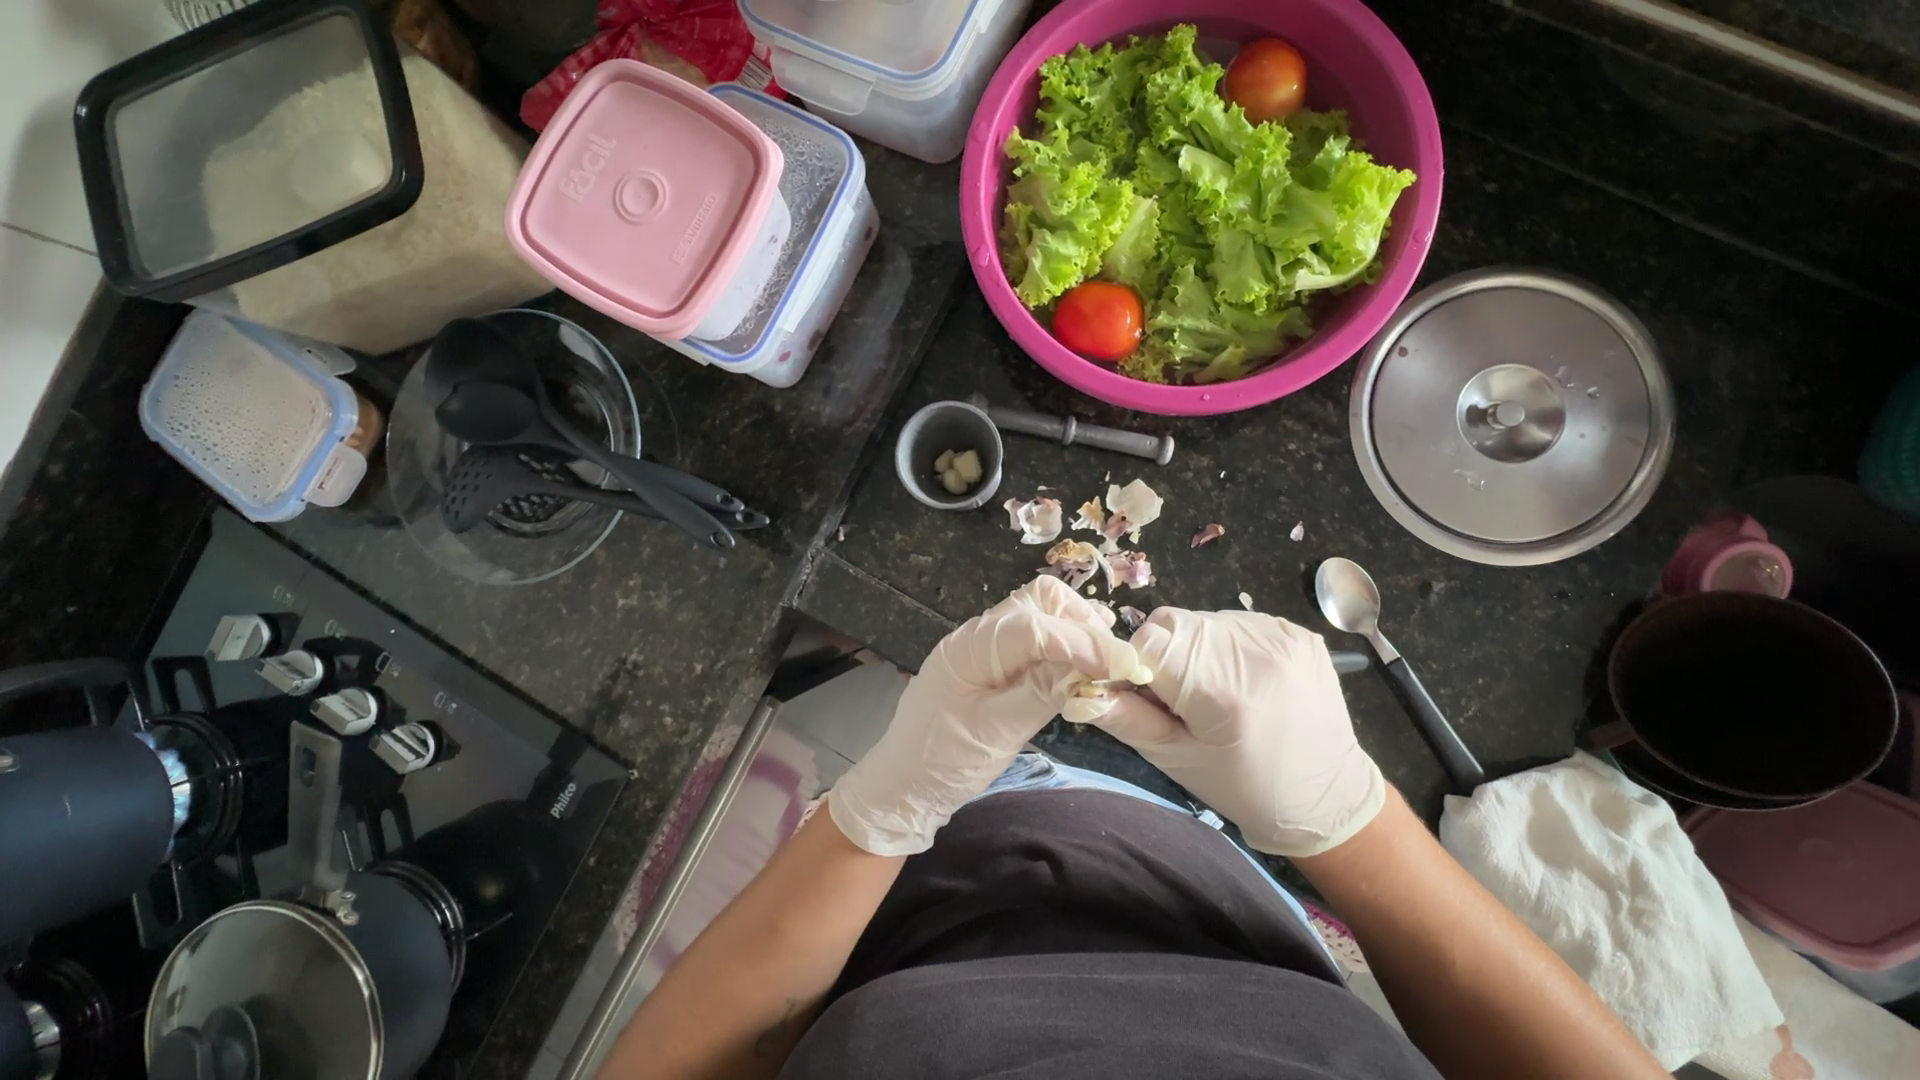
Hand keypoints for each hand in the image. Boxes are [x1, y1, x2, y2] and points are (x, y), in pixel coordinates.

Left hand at [829, 576, 1140, 855]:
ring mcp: (985, 646)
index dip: (1084, 642)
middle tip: (1113, 663)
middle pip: (1041, 600)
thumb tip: (1092, 669)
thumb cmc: (942, 763)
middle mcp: (978, 635)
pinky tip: (1079, 673)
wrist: (903, 787)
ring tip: (1102, 666)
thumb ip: (1042, 693)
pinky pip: (1035, 637)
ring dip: (1076, 631)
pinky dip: (1063, 647)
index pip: (1036, 626)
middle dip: (1083, 623)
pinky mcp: (994, 663)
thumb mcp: (996, 733)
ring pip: (1041, 612)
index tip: (1123, 667)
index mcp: (970, 648)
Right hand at [1096, 609, 1384, 856]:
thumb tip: (1078, 689)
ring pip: (1203, 619)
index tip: (1148, 698)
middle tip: (1180, 699)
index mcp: (1221, 688)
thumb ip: (1125, 718)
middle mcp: (1253, 650)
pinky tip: (1242, 680)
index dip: (1136, 666)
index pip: (1148, 640)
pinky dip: (1227, 645)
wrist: (1326, 798)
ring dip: (1195, 647)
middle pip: (1174, 623)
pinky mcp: (1299, 632)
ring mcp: (1281, 636)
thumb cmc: (1243, 788)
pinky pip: (1238, 622)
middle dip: (1163, 654)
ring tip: (1214, 691)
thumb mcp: (1175, 760)